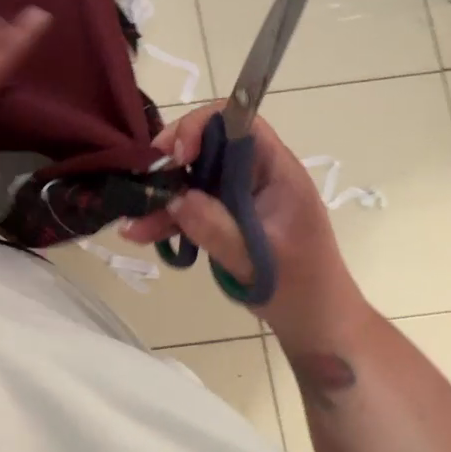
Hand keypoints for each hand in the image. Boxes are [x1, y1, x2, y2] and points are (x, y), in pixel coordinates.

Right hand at [121, 103, 371, 344]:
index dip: (203, 126)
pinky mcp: (226, 216)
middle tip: (142, 180)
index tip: (178, 154)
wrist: (319, 328)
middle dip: (170, 159)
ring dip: (161, 195)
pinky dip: (166, 217)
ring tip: (131, 219)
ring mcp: (239, 196)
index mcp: (278, 173)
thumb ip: (216, 227)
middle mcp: (257, 175)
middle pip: (207, 144)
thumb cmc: (301, 291)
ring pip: (192, 176)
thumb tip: (175, 197)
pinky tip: (139, 233)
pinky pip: (190, 205)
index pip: (240, 122)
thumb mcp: (257, 260)